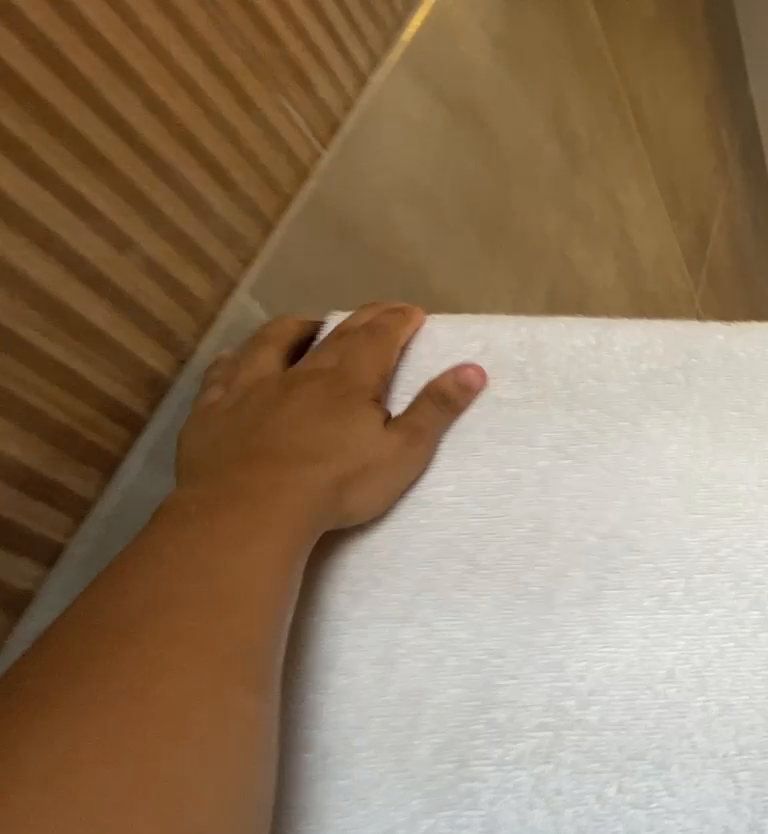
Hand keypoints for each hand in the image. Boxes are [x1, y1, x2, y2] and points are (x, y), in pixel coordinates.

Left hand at [175, 303, 485, 536]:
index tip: (414, 312)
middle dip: (363, 319)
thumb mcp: (404, 450)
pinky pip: (224, 371)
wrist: (250, 508)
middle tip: (381, 311)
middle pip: (334, 335)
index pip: (378, 338)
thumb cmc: (339, 483)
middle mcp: (299, 373)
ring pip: (272, 342)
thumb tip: (473, 369)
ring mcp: (250, 388)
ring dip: (297, 327)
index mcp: (348, 381)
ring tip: (311, 323)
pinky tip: (240, 358)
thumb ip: (436, 409)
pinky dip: (240, 357)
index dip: (398, 322)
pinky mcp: (214, 410)